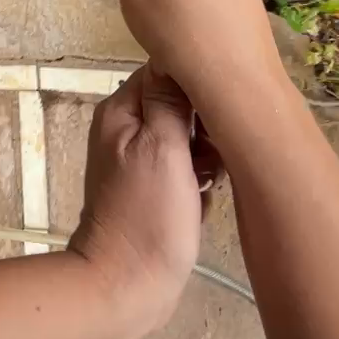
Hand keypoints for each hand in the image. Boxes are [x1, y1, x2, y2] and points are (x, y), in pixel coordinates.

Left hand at [70, 62, 217, 337]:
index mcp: (120, 110)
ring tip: (207, 180)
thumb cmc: (147, 214)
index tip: (218, 112)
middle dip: (203, 127)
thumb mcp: (163, 148)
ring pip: (185, 138)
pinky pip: (183, 167)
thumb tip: (173, 57)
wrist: (128, 281)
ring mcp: (136, 158)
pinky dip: (197, 179)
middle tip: (211, 155)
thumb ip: (168, 102)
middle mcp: (125, 127)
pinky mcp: (151, 186)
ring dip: (204, 156)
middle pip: (176, 106)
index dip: (195, 88)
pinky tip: (203, 197)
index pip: (162, 73)